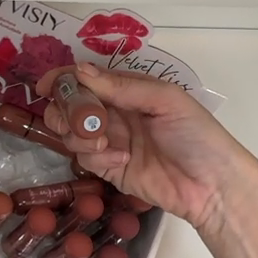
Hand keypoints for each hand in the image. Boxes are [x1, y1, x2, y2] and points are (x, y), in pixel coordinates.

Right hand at [35, 61, 257, 232]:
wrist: (212, 186)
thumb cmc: (197, 135)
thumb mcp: (164, 100)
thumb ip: (121, 87)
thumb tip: (80, 71)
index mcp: (128, 90)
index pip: (86, 79)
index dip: (63, 80)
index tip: (46, 86)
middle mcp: (114, 113)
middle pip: (69, 106)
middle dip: (68, 112)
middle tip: (82, 121)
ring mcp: (109, 141)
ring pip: (71, 133)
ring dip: (81, 136)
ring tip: (105, 143)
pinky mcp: (107, 168)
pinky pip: (84, 158)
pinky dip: (97, 158)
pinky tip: (121, 161)